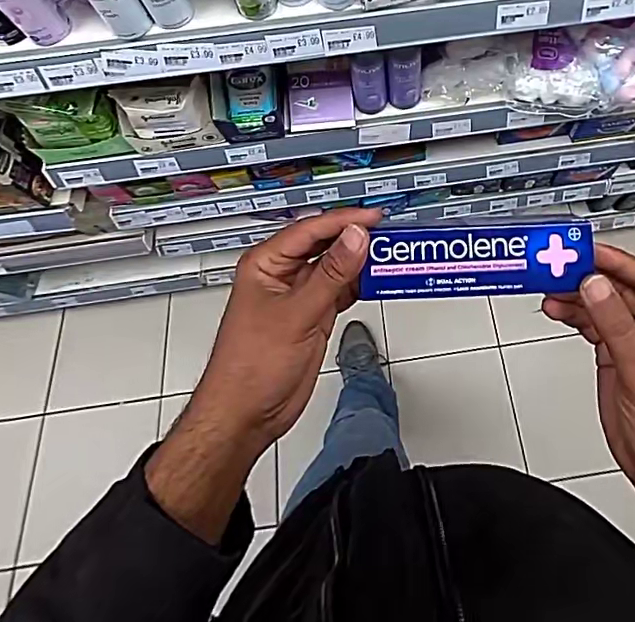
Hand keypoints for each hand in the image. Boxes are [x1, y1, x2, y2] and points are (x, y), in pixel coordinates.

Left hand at [147, 209, 379, 543]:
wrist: (246, 416)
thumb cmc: (249, 368)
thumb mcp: (296, 314)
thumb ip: (330, 274)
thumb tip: (354, 238)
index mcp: (266, 263)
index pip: (311, 230)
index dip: (343, 221)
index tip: (373, 218)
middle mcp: (282, 274)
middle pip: (324, 244)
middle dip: (354, 238)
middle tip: (387, 234)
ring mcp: (299, 295)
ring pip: (335, 266)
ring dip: (360, 261)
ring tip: (388, 254)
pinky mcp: (312, 314)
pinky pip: (340, 289)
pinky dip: (359, 284)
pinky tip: (375, 281)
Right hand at [541, 245, 634, 497]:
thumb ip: (615, 325)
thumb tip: (596, 286)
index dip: (621, 263)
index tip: (592, 251)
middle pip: (626, 289)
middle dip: (593, 278)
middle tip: (563, 265)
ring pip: (607, 304)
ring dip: (579, 296)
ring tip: (552, 287)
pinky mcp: (620, 353)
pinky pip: (596, 323)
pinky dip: (576, 315)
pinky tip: (558, 308)